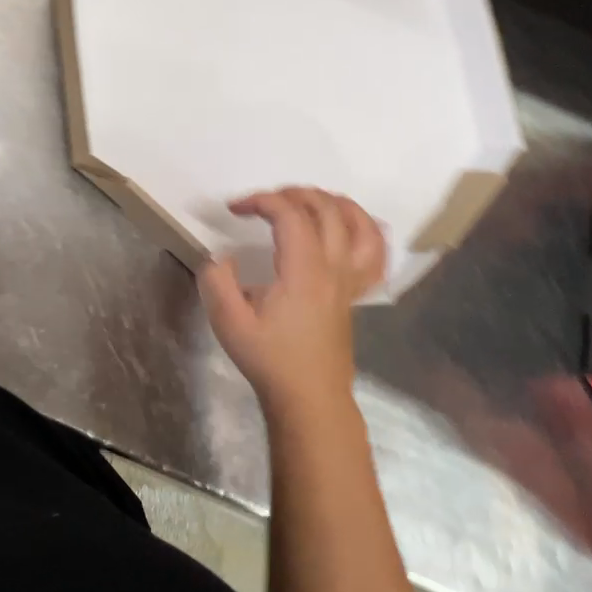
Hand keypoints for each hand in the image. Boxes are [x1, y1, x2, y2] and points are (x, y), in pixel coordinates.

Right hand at [196, 187, 384, 416]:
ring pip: (360, 224)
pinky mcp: (355, 293)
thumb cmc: (268, 358)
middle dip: (293, 193)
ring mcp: (351, 281)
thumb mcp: (227, 321)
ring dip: (332, 202)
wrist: (309, 397)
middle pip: (327, 209)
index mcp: (304, 272)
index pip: (290, 215)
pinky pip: (376, 253)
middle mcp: (334, 269)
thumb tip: (222, 257)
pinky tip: (348, 225)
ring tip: (305, 202)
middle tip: (263, 203)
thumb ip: (216, 280)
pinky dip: (366, 229)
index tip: (235, 210)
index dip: (261, 201)